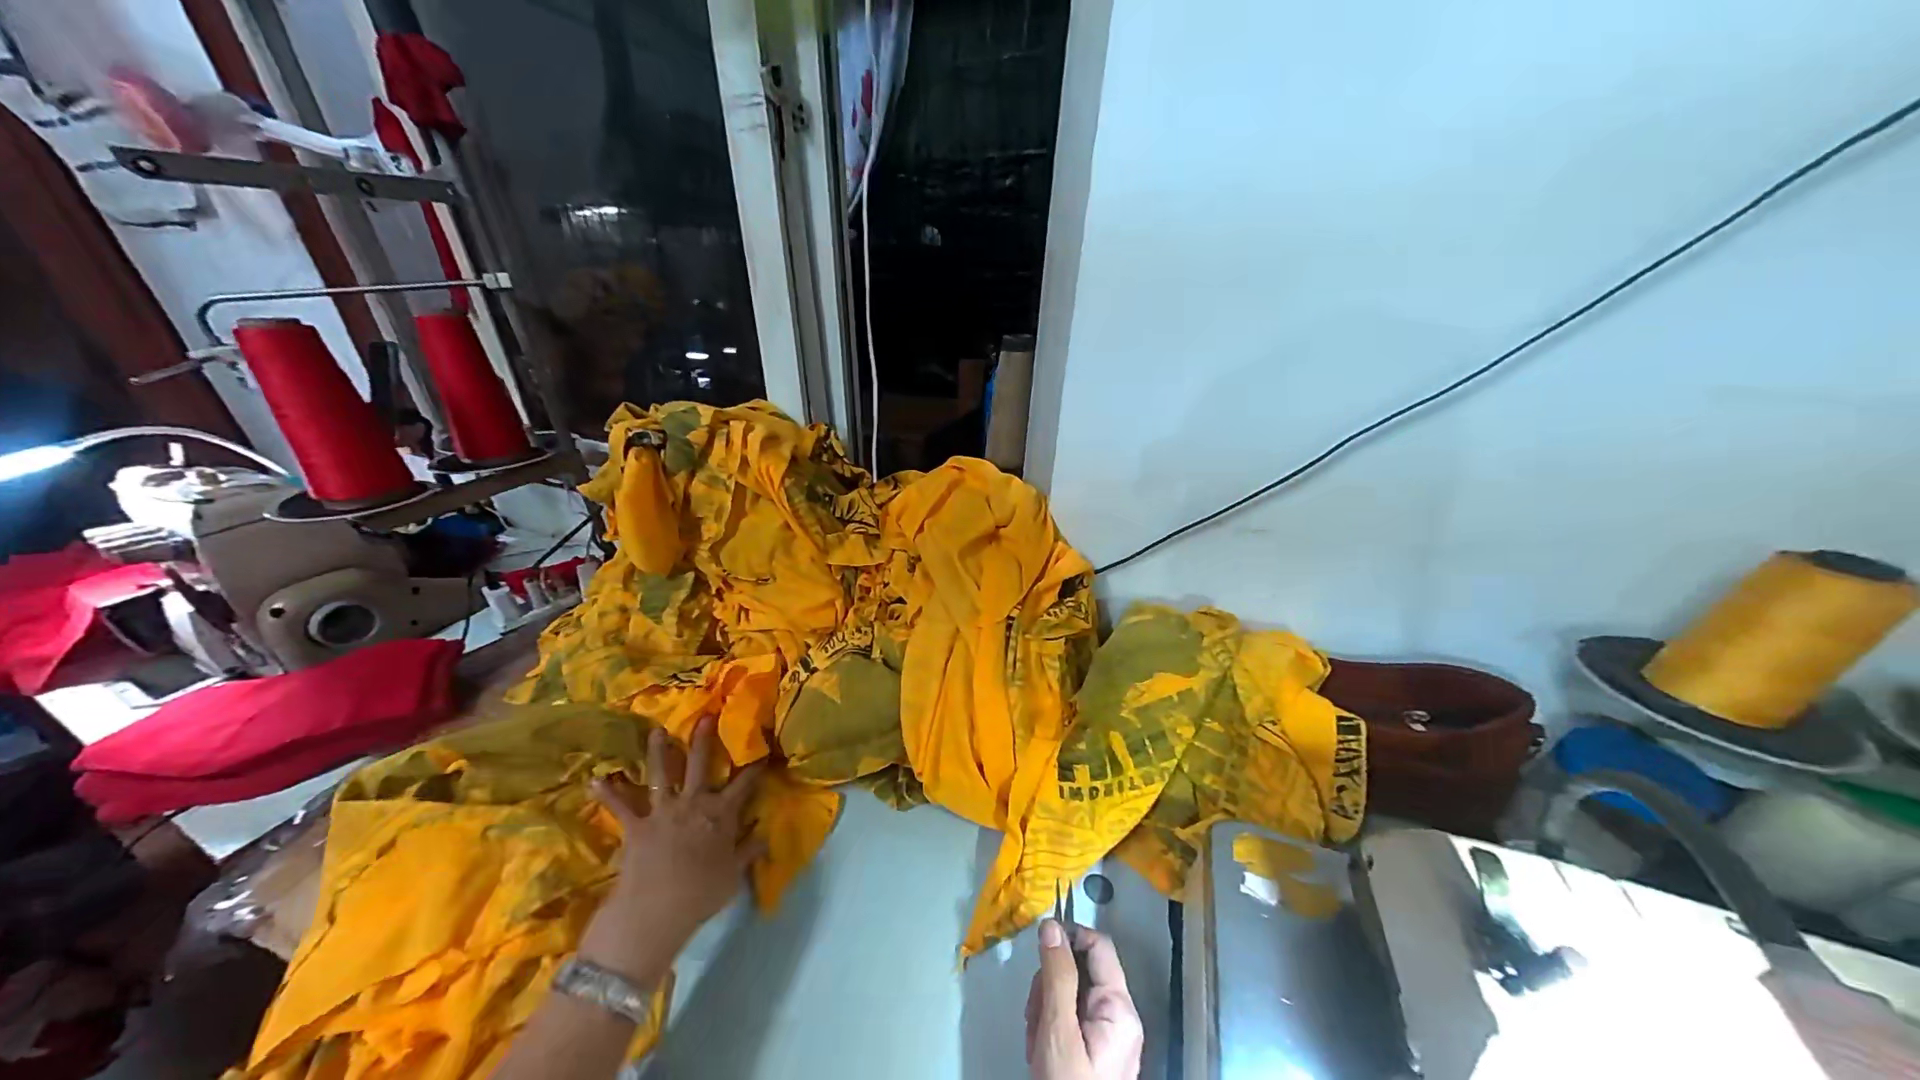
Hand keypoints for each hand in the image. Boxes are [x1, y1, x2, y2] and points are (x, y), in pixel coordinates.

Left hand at [578, 718, 763, 977]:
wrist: (657, 911)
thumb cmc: (702, 893)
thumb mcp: (734, 874)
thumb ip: (749, 850)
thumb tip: (765, 834)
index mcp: (721, 814)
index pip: (743, 784)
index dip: (754, 765)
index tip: (762, 748)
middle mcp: (693, 803)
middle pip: (700, 764)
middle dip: (704, 738)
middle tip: (706, 715)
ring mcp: (663, 811)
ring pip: (662, 773)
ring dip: (658, 751)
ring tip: (657, 731)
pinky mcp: (636, 825)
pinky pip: (619, 806)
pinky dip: (606, 793)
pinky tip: (594, 780)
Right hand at [1027, 919, 1144, 1079]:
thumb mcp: (1058, 1032)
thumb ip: (1056, 976)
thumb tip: (1051, 926)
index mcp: (1119, 1007)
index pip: (1098, 946)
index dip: (1068, 938)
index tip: (1039, 950)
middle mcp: (1117, 1015)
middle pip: (1079, 970)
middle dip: (1050, 986)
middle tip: (1035, 1016)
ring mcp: (1105, 1034)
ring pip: (1068, 994)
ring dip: (1044, 1010)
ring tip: (1038, 1044)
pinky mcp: (1093, 1050)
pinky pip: (1066, 1020)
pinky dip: (1048, 1029)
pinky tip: (1041, 1053)